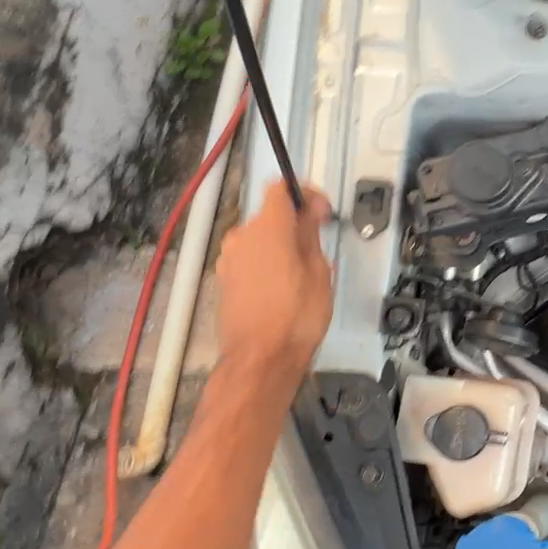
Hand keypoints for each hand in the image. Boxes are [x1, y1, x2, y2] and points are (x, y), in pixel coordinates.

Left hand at [215, 180, 333, 371]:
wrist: (261, 358)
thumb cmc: (298, 314)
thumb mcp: (318, 270)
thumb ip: (310, 233)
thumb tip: (310, 209)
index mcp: (268, 228)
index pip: (280, 190)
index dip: (304, 194)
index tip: (323, 212)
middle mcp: (241, 237)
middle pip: (269, 215)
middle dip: (295, 224)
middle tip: (319, 246)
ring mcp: (228, 259)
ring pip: (259, 238)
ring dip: (281, 244)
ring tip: (304, 271)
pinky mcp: (224, 279)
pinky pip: (250, 258)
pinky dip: (268, 262)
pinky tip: (285, 286)